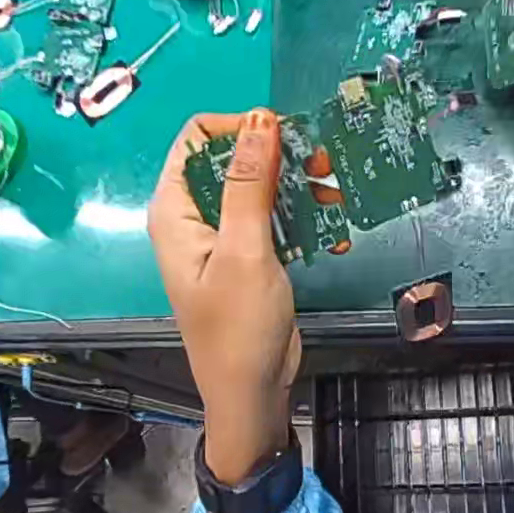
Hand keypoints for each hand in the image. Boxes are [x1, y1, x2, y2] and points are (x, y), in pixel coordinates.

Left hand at [150, 109, 300, 487]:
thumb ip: (249, 184)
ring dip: (299, 192)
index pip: (198, 141)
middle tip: (323, 167)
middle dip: (279, 161)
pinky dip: (302, 225)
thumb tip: (260, 119)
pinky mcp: (251, 262)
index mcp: (177, 211)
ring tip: (337, 201)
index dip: (240, 129)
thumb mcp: (244, 252)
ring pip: (260, 193)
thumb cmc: (240, 327)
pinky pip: (274, 226)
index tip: (286, 139)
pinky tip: (334, 237)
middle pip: (234, 164)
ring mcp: (225, 242)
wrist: (252, 393)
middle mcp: (196, 220)